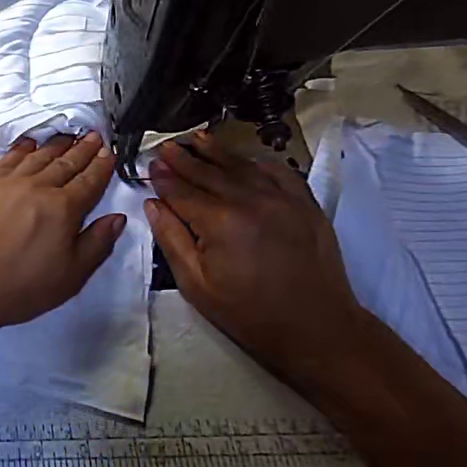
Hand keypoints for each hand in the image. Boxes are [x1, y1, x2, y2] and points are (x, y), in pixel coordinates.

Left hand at [0, 133, 127, 330]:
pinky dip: (22, 149)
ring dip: (56, 145)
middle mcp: (38, 188)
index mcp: (63, 209)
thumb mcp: (71, 276)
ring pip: (39, 157)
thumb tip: (117, 218)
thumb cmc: (22, 287)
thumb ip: (97, 243)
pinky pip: (9, 160)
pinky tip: (30, 144)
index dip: (101, 166)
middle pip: (65, 163)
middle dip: (83, 149)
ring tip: (68, 136)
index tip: (110, 152)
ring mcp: (9, 183)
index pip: (89, 181)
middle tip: (94, 136)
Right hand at [146, 131, 365, 370]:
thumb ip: (172, 240)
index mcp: (220, 222)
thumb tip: (153, 205)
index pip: (182, 191)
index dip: (164, 178)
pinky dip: (255, 161)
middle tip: (167, 147)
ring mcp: (282, 197)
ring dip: (216, 152)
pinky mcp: (304, 202)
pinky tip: (242, 158)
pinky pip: (276, 171)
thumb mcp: (197, 285)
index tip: (151, 164)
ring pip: (241, 165)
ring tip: (196, 139)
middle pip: (209, 172)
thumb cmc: (249, 313)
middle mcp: (250, 200)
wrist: (316, 327)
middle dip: (184, 159)